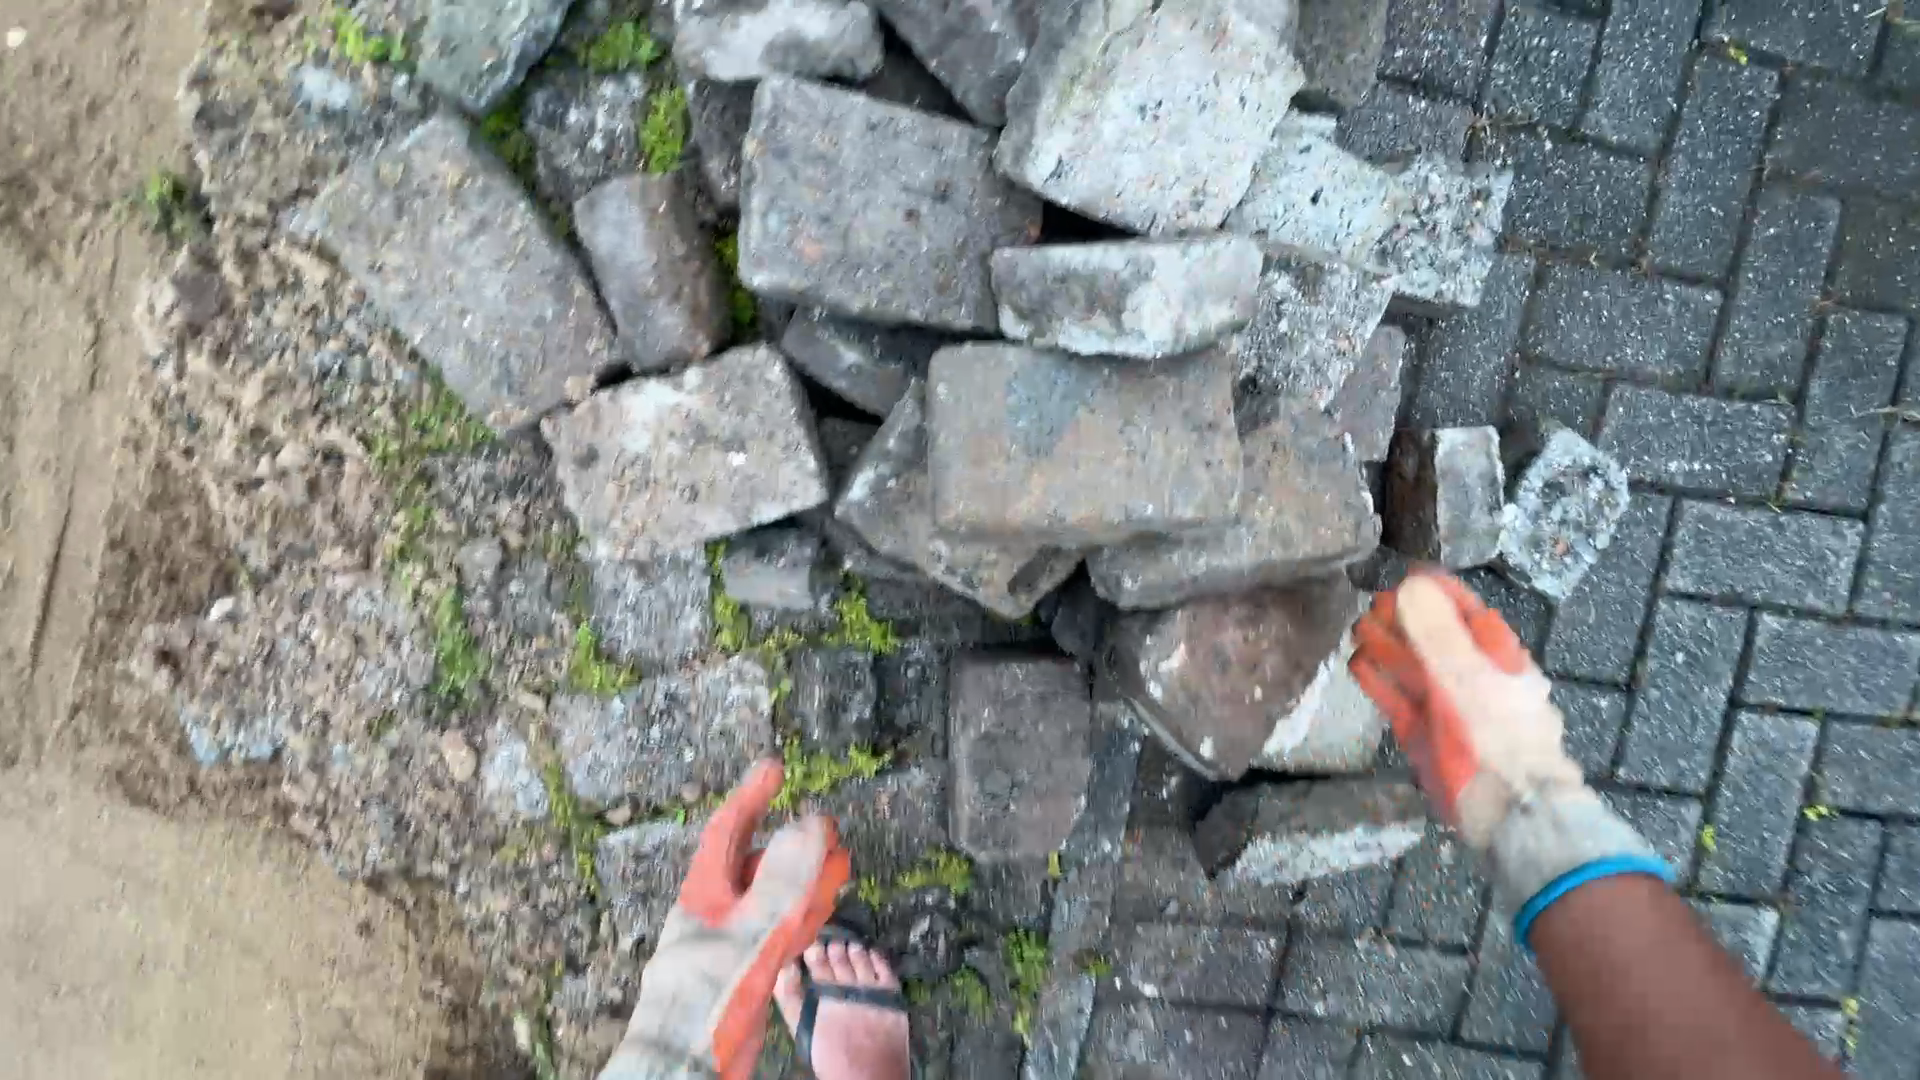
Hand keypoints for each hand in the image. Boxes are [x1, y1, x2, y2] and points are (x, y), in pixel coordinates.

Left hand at [601, 760, 850, 1079]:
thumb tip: (811, 823)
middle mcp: (718, 908)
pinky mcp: (748, 967)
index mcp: (705, 891)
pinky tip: (824, 902)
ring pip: (777, 894)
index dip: (751, 795)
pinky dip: (805, 911)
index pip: (728, 828)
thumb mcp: (748, 933)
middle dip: (795, 840)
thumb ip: (782, 881)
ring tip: (841, 859)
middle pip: (759, 860)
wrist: (684, 1068)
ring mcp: (734, 938)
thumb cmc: (704, 999)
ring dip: (808, 876)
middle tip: (826, 824)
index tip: (775, 767)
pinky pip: (781, 927)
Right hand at [1349, 572, 1581, 847]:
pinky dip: (1377, 681)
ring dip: (1385, 645)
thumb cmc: (1495, 734)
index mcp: (1498, 660)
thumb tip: (1409, 586)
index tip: (1408, 575)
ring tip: (1357, 628)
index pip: (1468, 614)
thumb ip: (1436, 632)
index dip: (1439, 593)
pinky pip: (1396, 699)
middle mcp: (1471, 678)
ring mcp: (1445, 705)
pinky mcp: (1422, 731)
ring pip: (1410, 667)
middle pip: (1433, 638)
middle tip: (1373, 603)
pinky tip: (1356, 663)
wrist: (1508, 809)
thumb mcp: (1466, 676)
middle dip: (1404, 618)